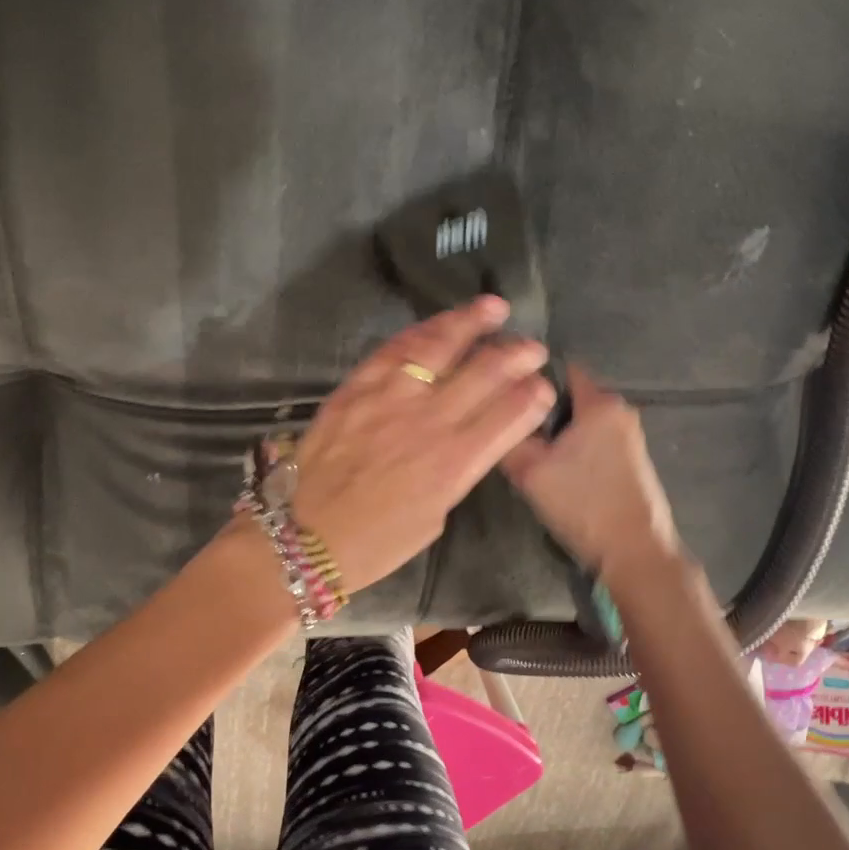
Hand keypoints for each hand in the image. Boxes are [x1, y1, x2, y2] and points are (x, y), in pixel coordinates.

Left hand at [288, 296, 557, 592]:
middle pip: (484, 371)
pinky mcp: (355, 388)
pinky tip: (436, 324)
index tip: (544, 384)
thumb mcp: (435, 516)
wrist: (304, 536)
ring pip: (438, 346)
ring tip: (493, 307)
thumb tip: (468, 438)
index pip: (509, 413)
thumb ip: (456, 470)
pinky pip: (392, 350)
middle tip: (532, 346)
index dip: (533, 394)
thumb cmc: (375, 542)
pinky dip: (420, 332)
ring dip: (470, 322)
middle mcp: (427, 420)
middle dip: (516, 354)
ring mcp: (388, 398)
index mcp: (453, 461)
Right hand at [500, 366, 682, 573]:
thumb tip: (494, 417)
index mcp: (600, 402)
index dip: (527, 378)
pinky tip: (553, 472)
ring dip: (554, 434)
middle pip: (566, 397)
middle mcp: (620, 410)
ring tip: (526, 453)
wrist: (635, 553)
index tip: (501, 394)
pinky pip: (591, 441)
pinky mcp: (631, 460)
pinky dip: (571, 449)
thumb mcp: (529, 470)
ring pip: (578, 422)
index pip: (558, 369)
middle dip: (538, 411)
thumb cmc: (583, 504)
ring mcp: (629, 436)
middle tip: (507, 430)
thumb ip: (508, 437)